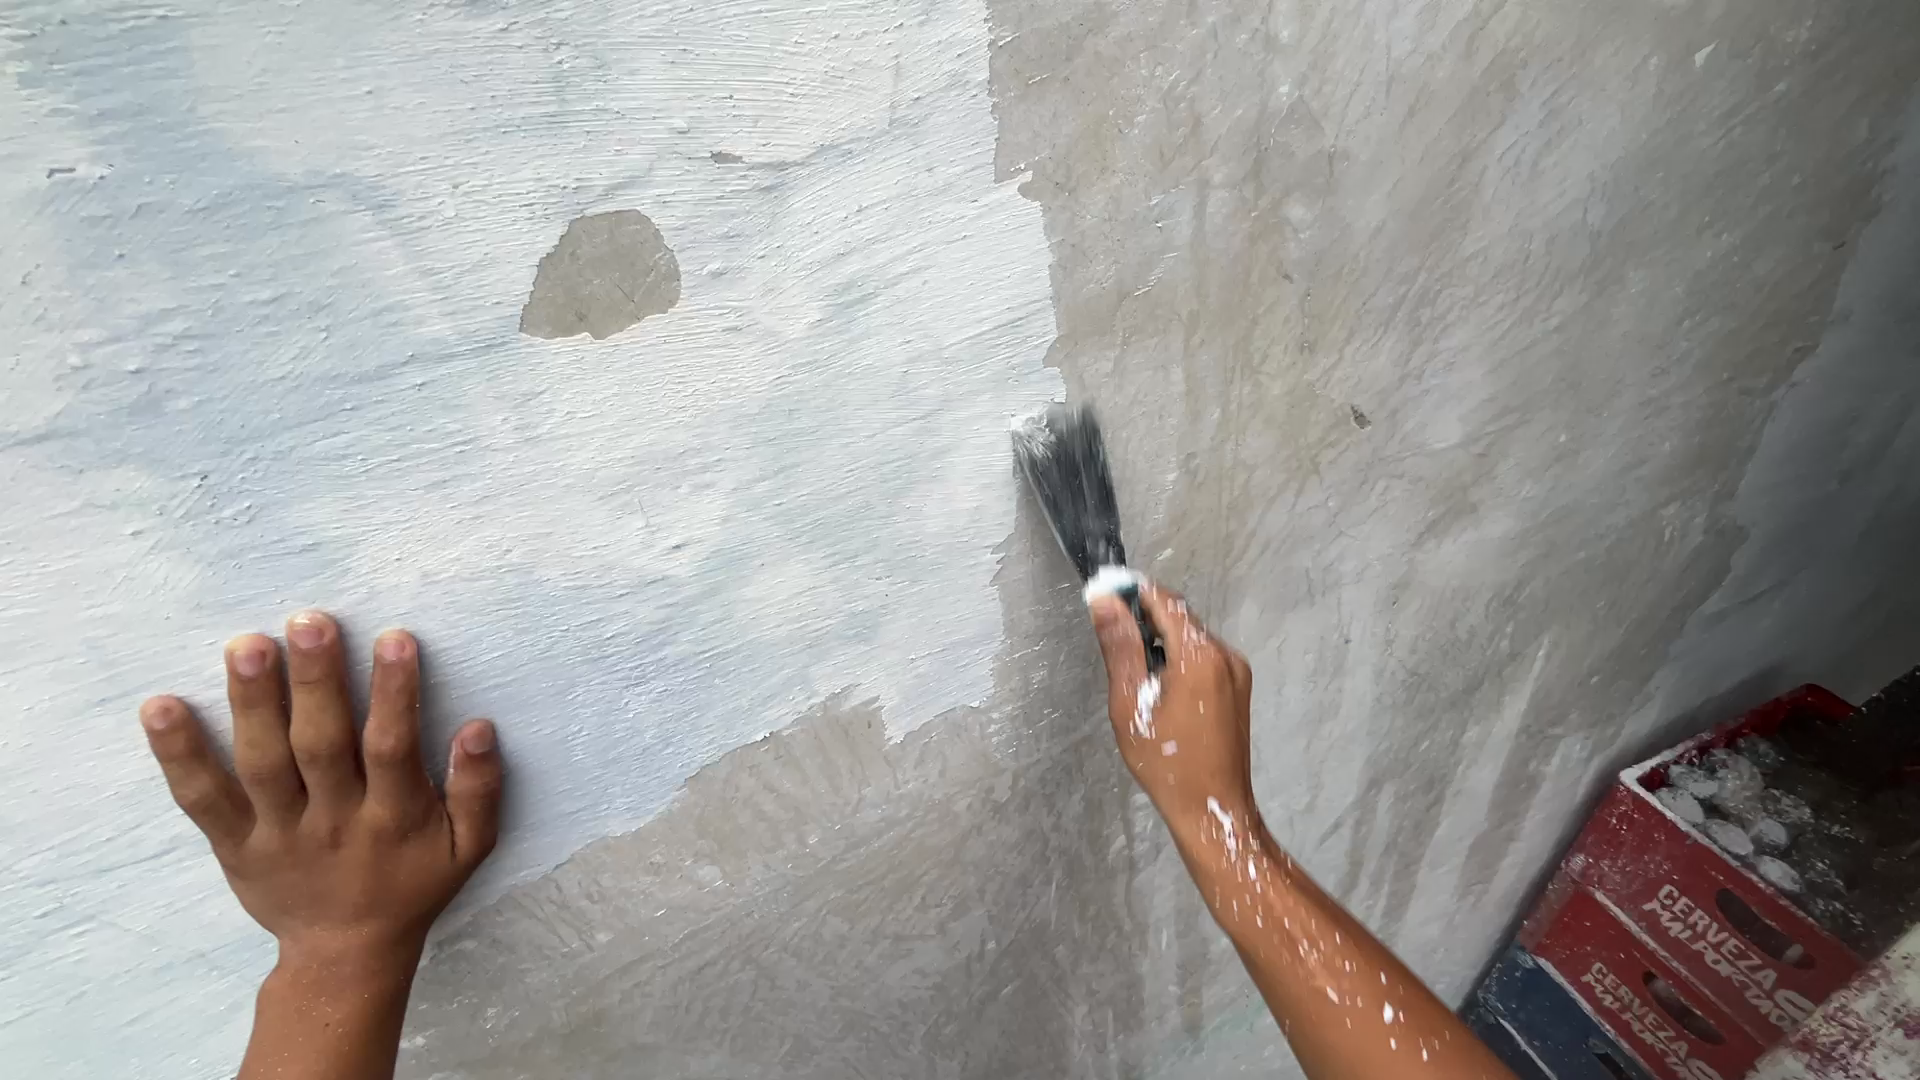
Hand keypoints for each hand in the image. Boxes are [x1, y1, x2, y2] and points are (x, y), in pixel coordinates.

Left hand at [138, 611, 502, 968]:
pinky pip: (200, 799)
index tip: (394, 638)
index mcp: (394, 816)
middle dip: (315, 680)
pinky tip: (163, 706)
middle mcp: (332, 819)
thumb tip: (478, 728)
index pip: (392, 745)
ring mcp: (276, 832)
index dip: (394, 691)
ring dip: (252, 702)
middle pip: (319, 745)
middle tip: (309, 622)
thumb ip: (481, 788)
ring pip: (260, 763)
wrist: (346, 950)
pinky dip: (178, 754)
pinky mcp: (233, 844)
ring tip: (246, 645)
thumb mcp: (473, 844)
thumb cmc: (419, 883)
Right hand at [1088, 580, 1252, 838]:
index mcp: (1200, 654)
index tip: (1101, 595)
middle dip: (1143, 618)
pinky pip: (1203, 655)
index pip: (1164, 599)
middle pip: (1178, 617)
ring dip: (1160, 640)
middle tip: (1110, 640)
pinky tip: (1159, 687)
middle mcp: (1225, 653)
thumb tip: (1103, 599)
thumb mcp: (1130, 702)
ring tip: (1133, 673)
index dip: (1130, 591)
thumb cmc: (1165, 760)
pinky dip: (1178, 657)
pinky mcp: (1239, 686)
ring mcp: (1237, 670)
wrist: (1213, 809)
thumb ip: (1119, 645)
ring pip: (1190, 636)